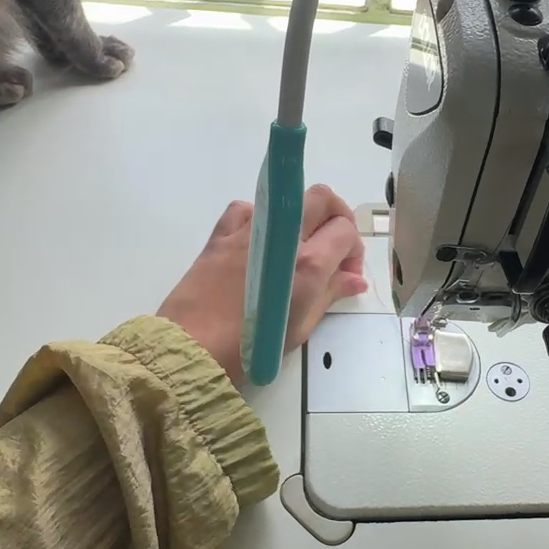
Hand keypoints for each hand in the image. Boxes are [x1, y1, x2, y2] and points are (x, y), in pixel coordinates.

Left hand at [159, 184, 368, 383]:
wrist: (194, 349)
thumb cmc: (254, 348)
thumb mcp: (301, 326)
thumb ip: (330, 294)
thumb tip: (355, 279)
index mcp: (308, 264)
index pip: (345, 231)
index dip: (353, 250)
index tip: (346, 272)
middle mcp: (282, 238)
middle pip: (322, 199)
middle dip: (336, 217)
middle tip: (333, 245)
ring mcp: (249, 232)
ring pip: (288, 199)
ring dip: (301, 216)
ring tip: (297, 246)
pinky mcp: (221, 234)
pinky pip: (247, 208)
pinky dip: (261, 217)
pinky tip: (261, 240)